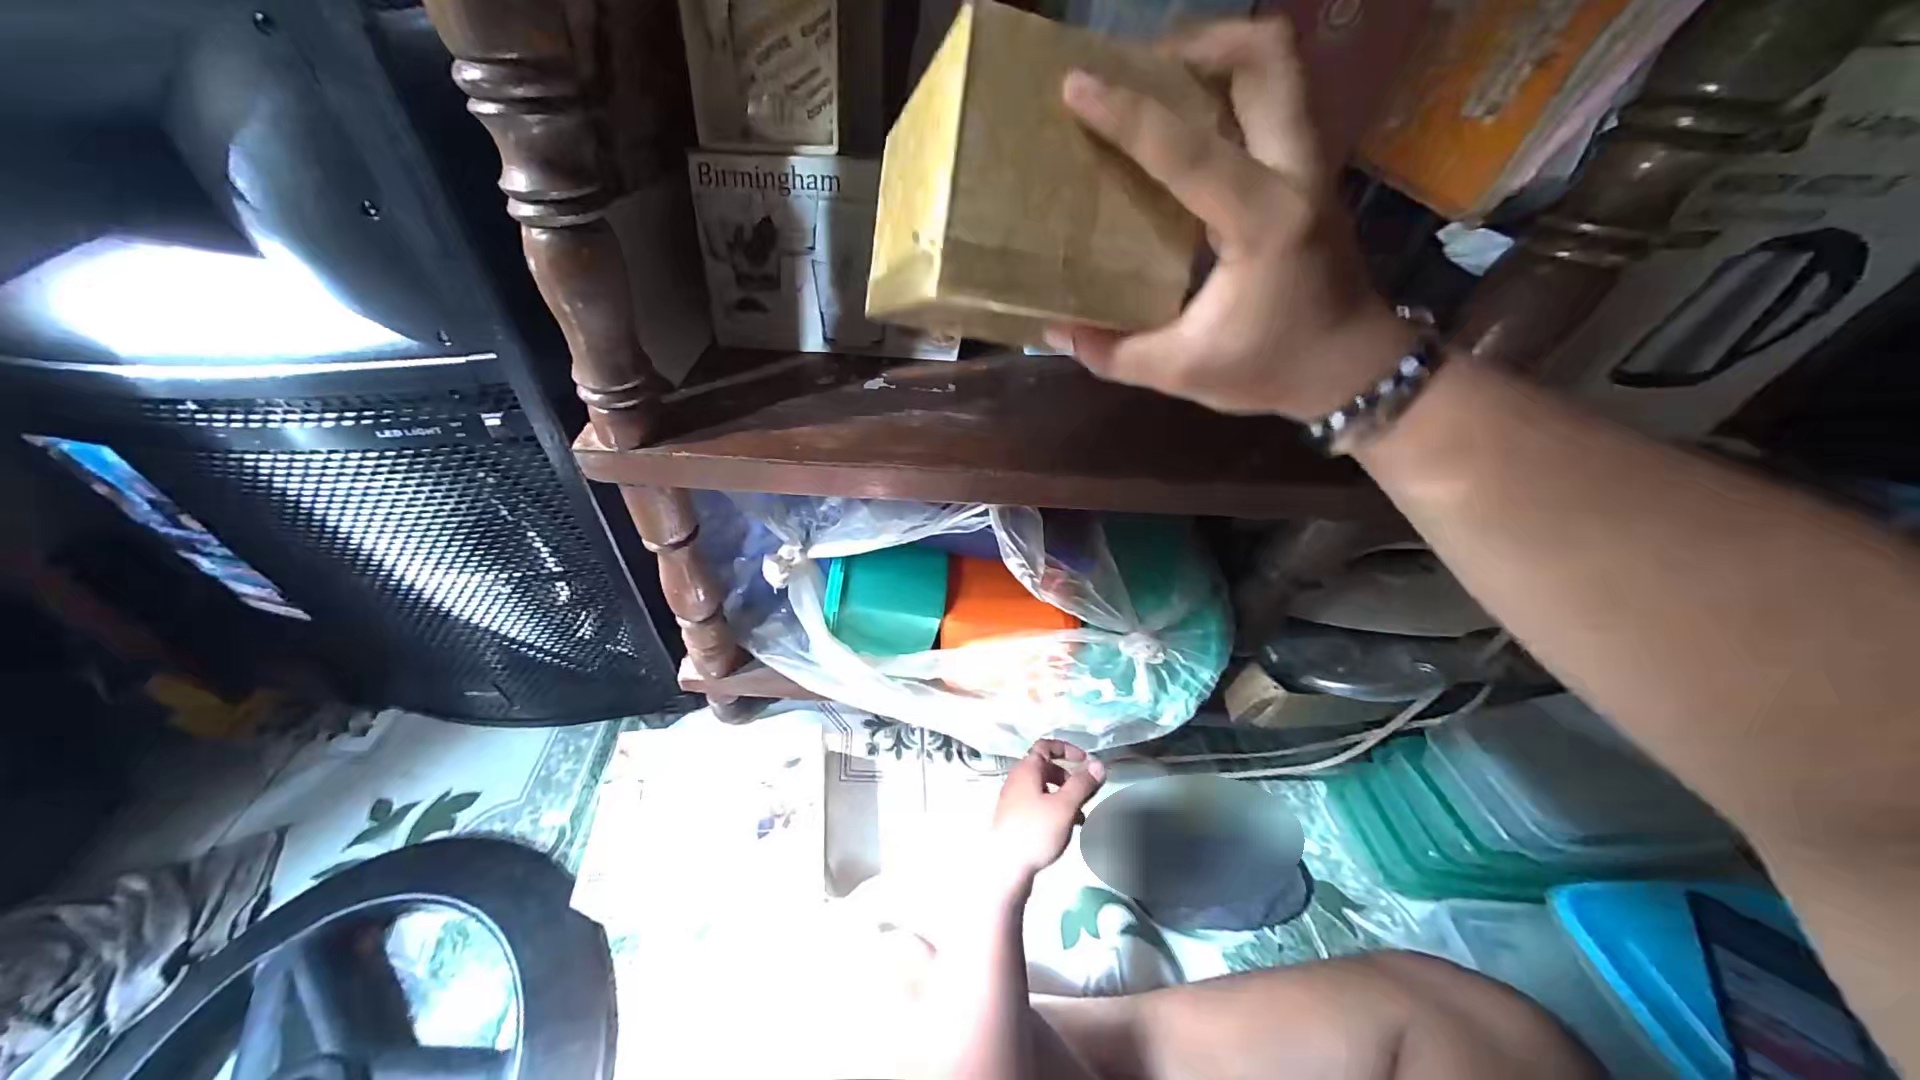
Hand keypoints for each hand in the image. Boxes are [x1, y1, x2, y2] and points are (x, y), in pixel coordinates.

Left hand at [991, 739, 1106, 883]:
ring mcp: (1013, 799)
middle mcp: (1017, 780)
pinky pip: (1038, 805)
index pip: (1046, 746)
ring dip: (1064, 798)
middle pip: (1046, 768)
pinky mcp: (1014, 818)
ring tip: (1081, 819)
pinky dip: (1054, 810)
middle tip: (1084, 794)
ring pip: (1044, 789)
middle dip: (1069, 778)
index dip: (1067, 749)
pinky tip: (1066, 829)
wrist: (1005, 868)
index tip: (1086, 761)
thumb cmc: (1036, 831)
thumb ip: (1083, 784)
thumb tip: (1098, 764)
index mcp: (1026, 770)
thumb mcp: (1065, 806)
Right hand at [1048, 19, 1417, 421]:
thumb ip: (1113, 353)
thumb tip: (1056, 330)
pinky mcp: (1309, 173)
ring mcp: (1310, 166)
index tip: (1075, 85)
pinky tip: (1187, 126)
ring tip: (1160, 83)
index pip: (1187, 151)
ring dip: (1218, 58)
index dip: (1126, 114)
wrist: (1351, 367)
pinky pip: (1273, 102)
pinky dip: (1229, 92)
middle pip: (1266, 58)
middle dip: (1199, 43)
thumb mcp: (1182, 372)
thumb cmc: (1272, 370)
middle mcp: (1295, 175)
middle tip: (1139, 67)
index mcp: (1263, 223)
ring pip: (1278, 68)